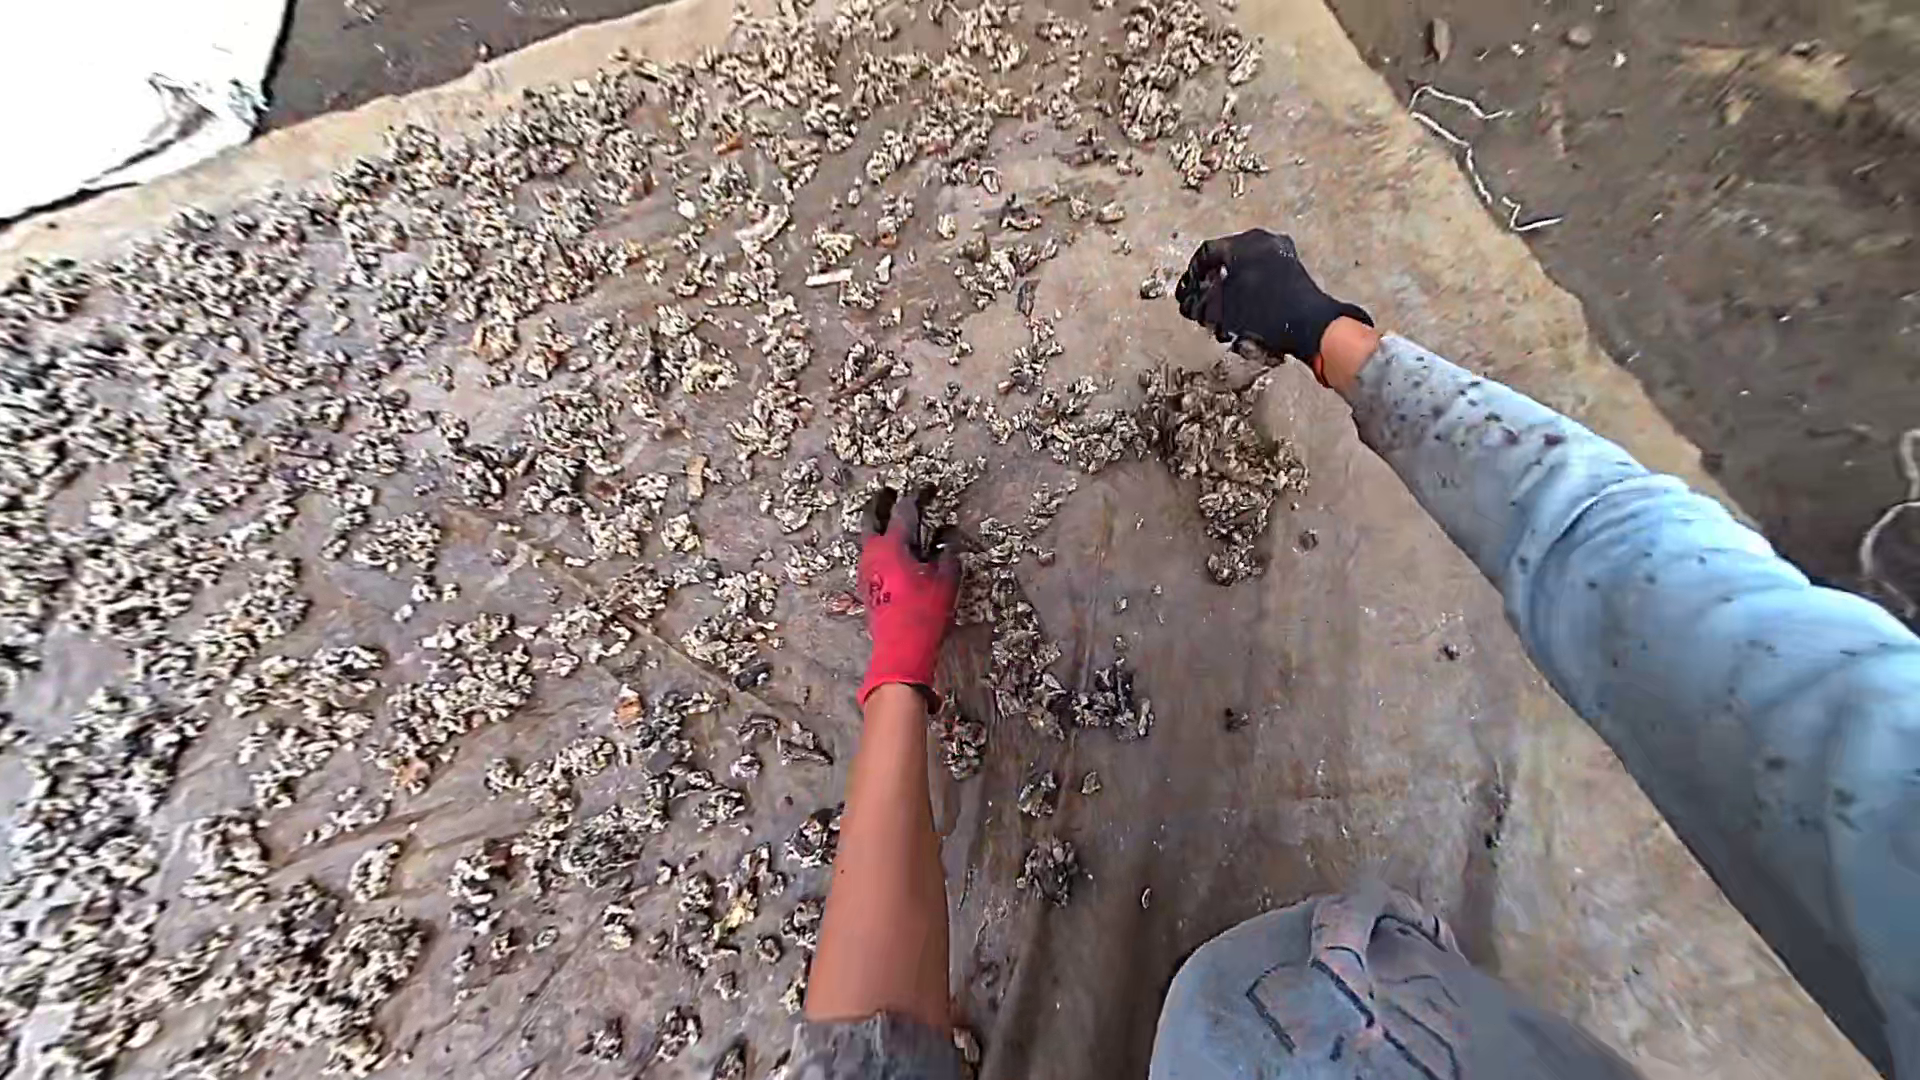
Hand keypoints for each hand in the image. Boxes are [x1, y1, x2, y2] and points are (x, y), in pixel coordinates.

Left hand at [857, 487, 958, 708]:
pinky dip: (879, 545)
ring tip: (890, 518)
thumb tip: (948, 538)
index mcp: (893, 545)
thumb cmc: (924, 611)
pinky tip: (891, 551)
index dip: (917, 495)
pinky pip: (870, 555)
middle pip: (873, 517)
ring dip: (878, 525)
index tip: (926, 487)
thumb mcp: (945, 580)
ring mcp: (866, 569)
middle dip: (882, 502)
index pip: (904, 510)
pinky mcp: (866, 584)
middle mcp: (874, 552)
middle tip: (890, 491)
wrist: (900, 647)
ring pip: (868, 538)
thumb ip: (948, 554)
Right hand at [1174, 228, 1373, 363]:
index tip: (1186, 293)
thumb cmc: (1262, 313)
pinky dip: (1244, 295)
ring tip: (1221, 318)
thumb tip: (1189, 303)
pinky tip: (1241, 317)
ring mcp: (1279, 254)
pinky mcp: (1290, 271)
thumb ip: (1199, 304)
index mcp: (1243, 243)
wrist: (1308, 324)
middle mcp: (1262, 241)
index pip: (1205, 253)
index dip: (1191, 275)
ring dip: (1227, 294)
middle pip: (1224, 262)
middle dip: (1209, 287)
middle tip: (1200, 306)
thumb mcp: (1220, 310)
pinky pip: (1257, 279)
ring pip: (1241, 271)